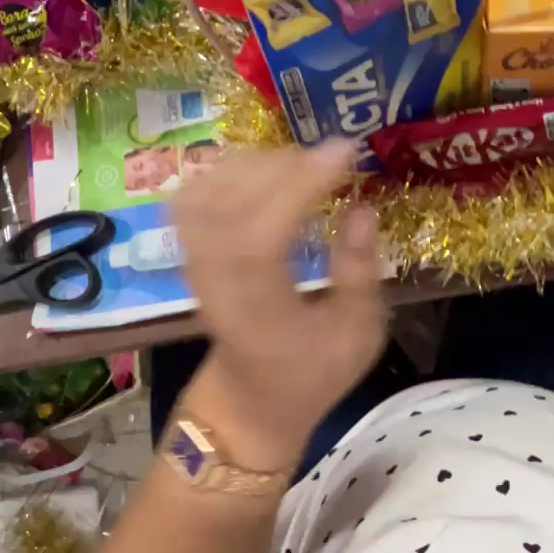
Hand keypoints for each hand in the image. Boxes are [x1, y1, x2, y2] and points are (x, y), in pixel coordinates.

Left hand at [172, 141, 384, 469]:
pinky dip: (223, 171)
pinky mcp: (189, 253)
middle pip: (227, 207)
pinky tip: (262, 170)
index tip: (344, 155)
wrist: (252, 398)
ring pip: (203, 194)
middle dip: (283, 166)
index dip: (299, 188)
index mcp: (260, 314)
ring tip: (301, 164)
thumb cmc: (313, 372)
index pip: (260, 239)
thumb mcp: (358, 335)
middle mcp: (216, 286)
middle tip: (332, 158)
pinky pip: (191, 197)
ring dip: (254, 164)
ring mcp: (194, 267)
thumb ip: (360, 274)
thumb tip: (364, 207)